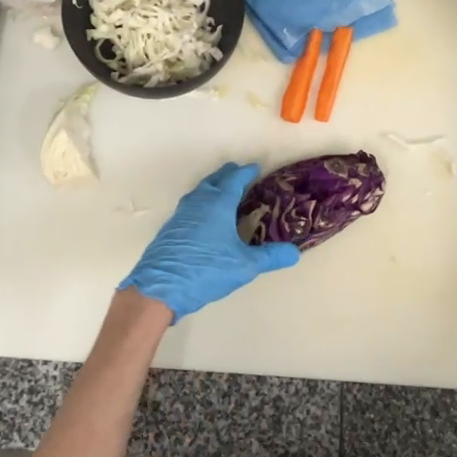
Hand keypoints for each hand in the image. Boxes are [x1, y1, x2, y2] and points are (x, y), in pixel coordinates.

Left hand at [119, 163, 300, 320]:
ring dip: (211, 188)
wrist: (161, 288)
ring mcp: (180, 216)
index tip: (254, 168)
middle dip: (226, 175)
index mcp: (217, 204)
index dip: (245, 173)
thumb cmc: (207, 269)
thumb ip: (270, 257)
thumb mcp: (244, 265)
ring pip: (199, 193)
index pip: (233, 180)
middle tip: (238, 173)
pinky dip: (200, 204)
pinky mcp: (170, 230)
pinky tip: (203, 218)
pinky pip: (189, 208)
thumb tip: (294, 253)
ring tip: (221, 192)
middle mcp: (197, 203)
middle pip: (213, 181)